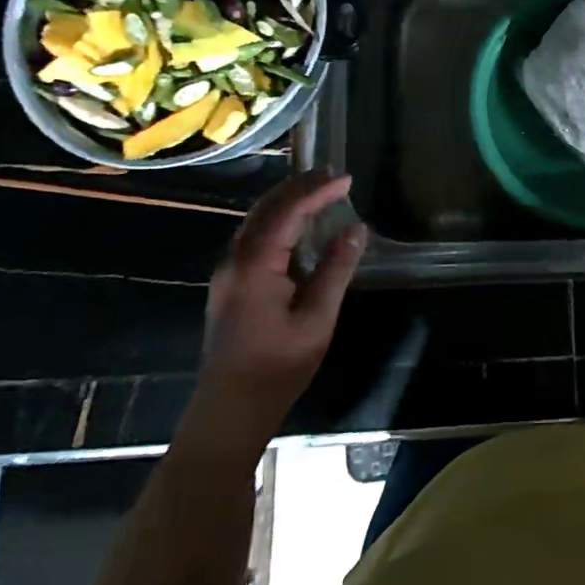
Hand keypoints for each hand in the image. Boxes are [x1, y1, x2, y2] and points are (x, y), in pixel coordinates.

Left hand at [199, 170, 366, 438]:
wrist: (230, 407)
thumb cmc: (278, 367)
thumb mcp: (317, 320)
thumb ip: (335, 270)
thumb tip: (356, 230)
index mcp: (255, 264)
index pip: (288, 211)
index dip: (318, 191)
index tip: (346, 179)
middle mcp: (235, 259)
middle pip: (266, 208)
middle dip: (300, 187)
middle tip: (333, 176)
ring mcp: (227, 271)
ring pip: (256, 220)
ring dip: (287, 201)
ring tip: (320, 191)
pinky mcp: (229, 283)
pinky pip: (253, 237)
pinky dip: (278, 221)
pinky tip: (298, 226)